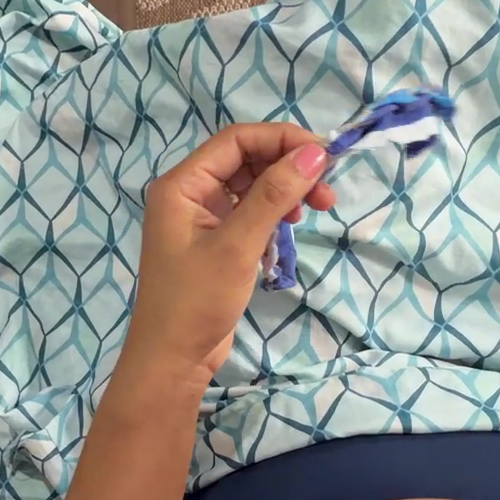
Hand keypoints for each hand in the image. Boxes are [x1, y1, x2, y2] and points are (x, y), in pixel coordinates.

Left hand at [121, 123, 337, 384]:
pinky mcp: (214, 242)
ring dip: (285, 193)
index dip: (282, 140)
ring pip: (251, 187)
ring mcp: (201, 219)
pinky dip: (272, 217)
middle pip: (246, 160)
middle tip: (327, 193)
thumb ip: (275, 195)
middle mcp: (189, 194)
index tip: (324, 157)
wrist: (172, 359)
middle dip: (288, 169)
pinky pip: (248, 214)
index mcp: (182, 185)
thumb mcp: (238, 245)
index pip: (236, 140)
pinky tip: (288, 232)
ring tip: (316, 211)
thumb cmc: (197, 301)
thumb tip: (315, 153)